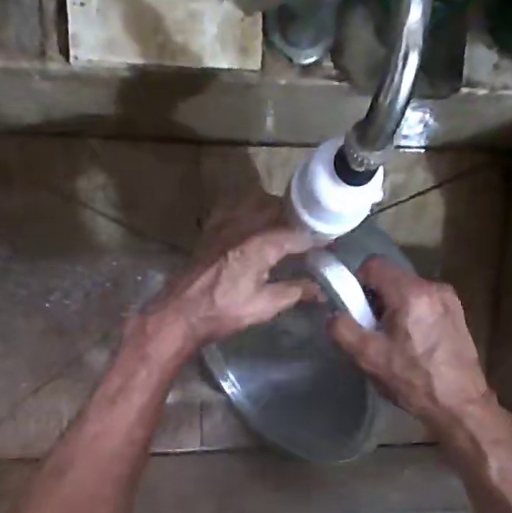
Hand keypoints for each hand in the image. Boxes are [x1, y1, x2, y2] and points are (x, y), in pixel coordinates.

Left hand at [142, 188, 320, 350]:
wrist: (179, 312)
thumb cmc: (221, 312)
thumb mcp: (263, 306)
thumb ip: (294, 292)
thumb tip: (320, 290)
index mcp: (260, 244)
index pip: (298, 233)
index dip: (318, 237)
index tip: (332, 240)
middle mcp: (243, 225)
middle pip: (280, 208)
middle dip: (299, 218)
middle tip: (311, 234)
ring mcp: (224, 223)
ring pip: (257, 200)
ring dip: (275, 208)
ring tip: (286, 225)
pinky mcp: (210, 227)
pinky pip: (233, 204)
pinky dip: (248, 206)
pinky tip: (254, 220)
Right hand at [327, 257, 497, 433]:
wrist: (460, 405)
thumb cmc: (412, 379)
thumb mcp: (367, 356)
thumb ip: (342, 329)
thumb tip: (333, 314)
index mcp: (411, 292)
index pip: (374, 264)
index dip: (356, 282)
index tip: (352, 309)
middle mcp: (434, 287)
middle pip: (391, 278)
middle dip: (373, 299)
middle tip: (369, 331)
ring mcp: (449, 300)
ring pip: (407, 291)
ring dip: (392, 309)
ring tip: (390, 342)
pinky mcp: (457, 314)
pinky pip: (423, 303)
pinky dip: (410, 316)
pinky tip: (410, 345)